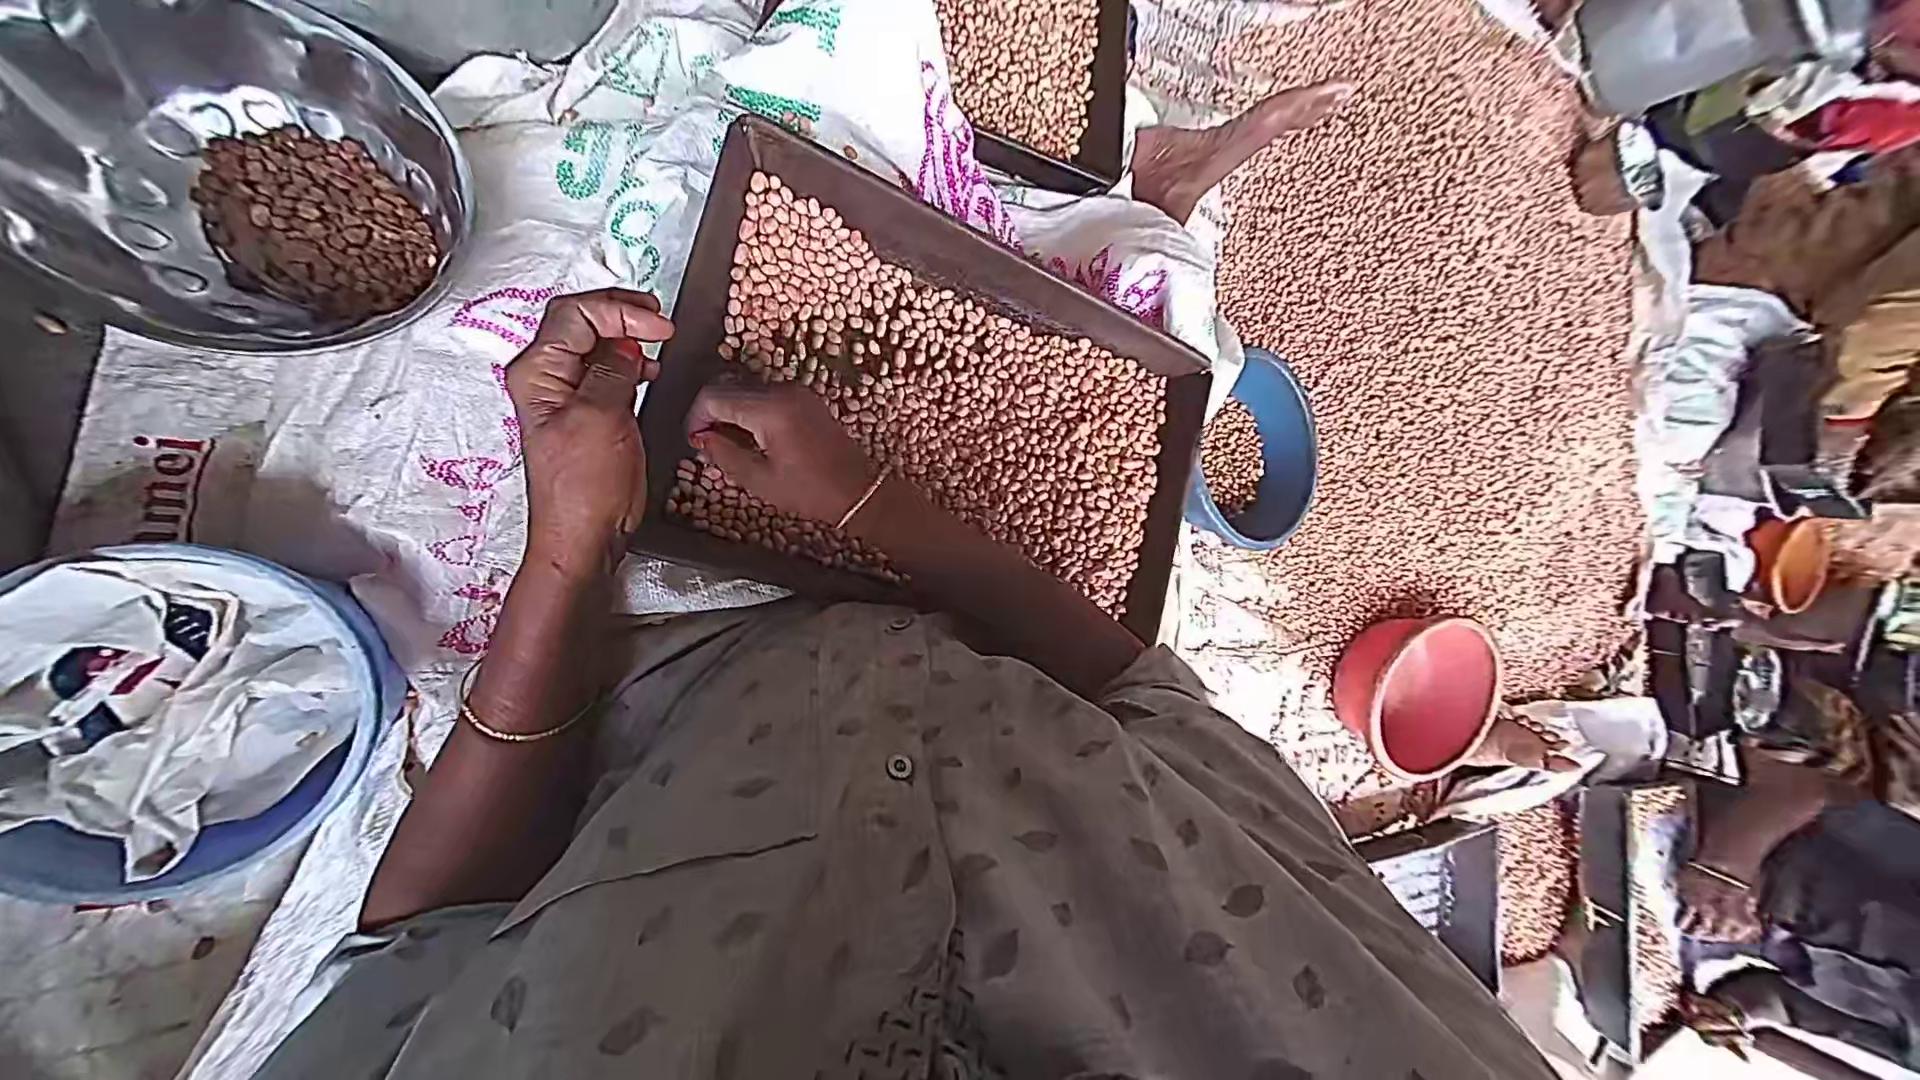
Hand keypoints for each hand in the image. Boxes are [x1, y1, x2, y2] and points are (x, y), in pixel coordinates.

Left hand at [506, 289, 672, 577]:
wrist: (585, 533)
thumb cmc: (585, 487)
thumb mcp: (600, 419)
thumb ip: (612, 373)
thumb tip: (626, 344)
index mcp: (538, 373)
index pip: (575, 316)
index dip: (618, 311)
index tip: (658, 325)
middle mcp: (549, 378)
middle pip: (580, 323)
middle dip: (620, 312)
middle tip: (658, 316)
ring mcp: (571, 397)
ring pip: (596, 346)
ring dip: (627, 335)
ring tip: (659, 338)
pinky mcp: (593, 414)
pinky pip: (609, 373)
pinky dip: (631, 362)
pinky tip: (650, 368)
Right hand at [685, 380, 872, 523]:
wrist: (858, 491)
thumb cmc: (812, 491)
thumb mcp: (760, 480)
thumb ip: (724, 454)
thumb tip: (702, 439)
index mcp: (770, 409)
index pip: (713, 397)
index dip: (696, 418)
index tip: (694, 441)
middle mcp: (783, 391)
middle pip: (728, 388)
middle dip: (711, 414)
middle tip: (708, 445)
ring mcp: (797, 392)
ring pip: (746, 389)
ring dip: (731, 411)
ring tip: (730, 444)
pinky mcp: (806, 399)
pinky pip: (766, 395)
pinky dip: (751, 410)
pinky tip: (753, 438)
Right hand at [1677, 863, 1764, 942]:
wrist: (1720, 867)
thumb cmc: (1741, 882)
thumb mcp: (1751, 900)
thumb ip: (1747, 913)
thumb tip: (1747, 920)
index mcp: (1745, 923)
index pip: (1741, 937)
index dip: (1735, 939)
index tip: (1729, 940)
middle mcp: (1726, 922)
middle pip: (1720, 935)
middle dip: (1715, 938)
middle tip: (1708, 940)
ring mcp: (1705, 912)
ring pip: (1702, 928)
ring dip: (1698, 933)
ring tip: (1692, 936)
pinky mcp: (1689, 902)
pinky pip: (1687, 915)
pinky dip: (1684, 922)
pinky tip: (1681, 927)